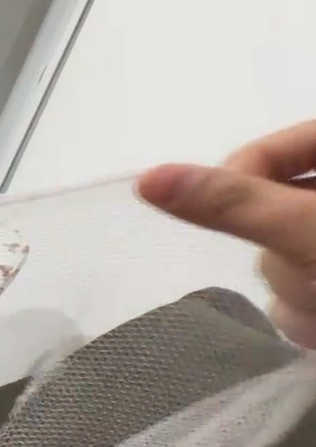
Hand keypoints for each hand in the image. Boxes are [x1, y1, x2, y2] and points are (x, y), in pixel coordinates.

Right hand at [139, 119, 315, 346]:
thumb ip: (235, 203)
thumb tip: (147, 177)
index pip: (284, 146)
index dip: (244, 175)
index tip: (226, 213)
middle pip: (284, 203)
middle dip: (281, 245)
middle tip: (311, 274)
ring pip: (287, 248)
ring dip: (295, 281)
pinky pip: (301, 278)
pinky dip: (307, 301)